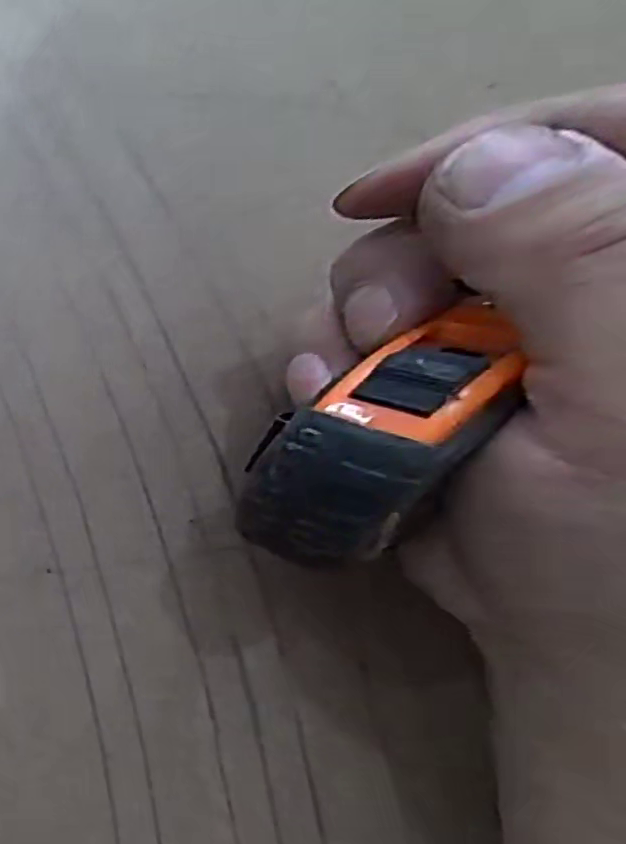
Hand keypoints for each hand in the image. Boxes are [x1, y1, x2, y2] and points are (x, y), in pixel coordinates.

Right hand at [292, 86, 625, 667]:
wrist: (579, 634)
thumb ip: (583, 261)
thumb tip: (479, 166)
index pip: (597, 138)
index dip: (481, 151)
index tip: (372, 198)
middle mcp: (586, 284)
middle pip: (461, 216)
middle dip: (392, 269)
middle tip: (379, 331)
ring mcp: (504, 335)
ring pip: (386, 286)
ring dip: (341, 334)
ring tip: (337, 391)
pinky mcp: (432, 384)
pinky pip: (345, 348)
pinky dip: (318, 373)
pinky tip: (320, 404)